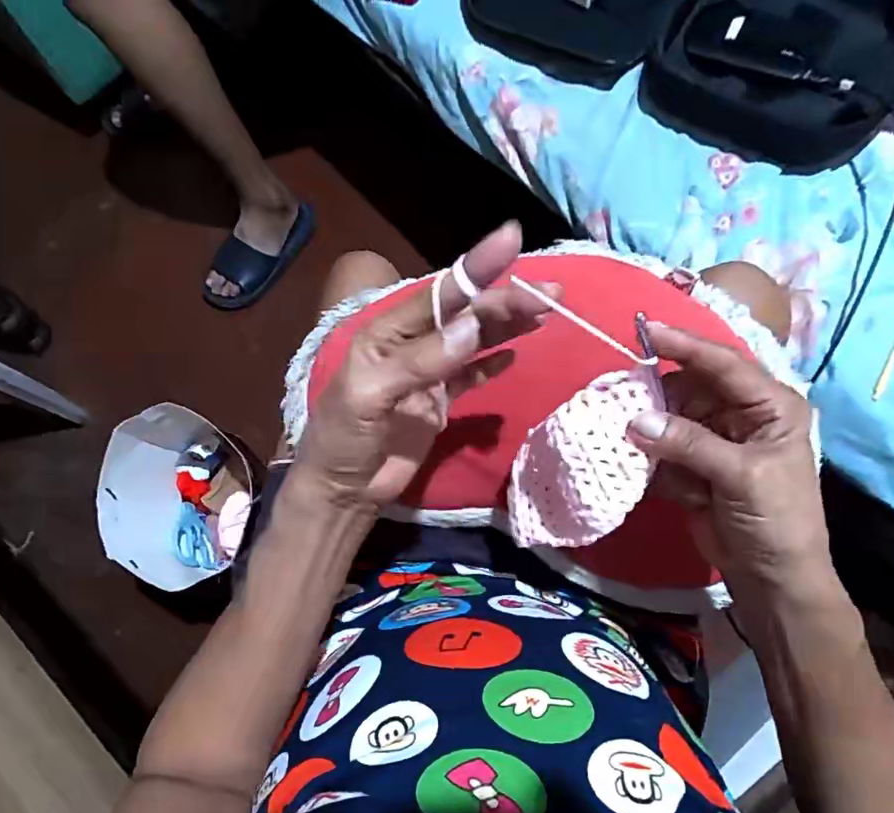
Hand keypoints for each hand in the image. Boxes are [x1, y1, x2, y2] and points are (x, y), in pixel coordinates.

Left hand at [291, 221, 555, 512]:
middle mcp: (411, 346)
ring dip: (507, 326)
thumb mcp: (369, 396)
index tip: (511, 239)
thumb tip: (472, 329)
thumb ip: (420, 362)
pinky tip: (517, 351)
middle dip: (505, 300)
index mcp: (387, 333)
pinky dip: (493, 364)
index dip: (476, 267)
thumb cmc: (343, 439)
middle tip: (552, 293)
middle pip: (465, 315)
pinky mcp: (439, 404)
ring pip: (474, 341)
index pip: (439, 294)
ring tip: (545, 312)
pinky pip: (472, 377)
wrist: (342, 491)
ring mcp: (428, 376)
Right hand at [625, 321, 831, 595]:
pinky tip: (636, 463)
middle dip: (658, 394)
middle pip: (690, 390)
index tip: (645, 330)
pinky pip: (662, 452)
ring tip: (620, 432)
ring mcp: (713, 443)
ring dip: (648, 429)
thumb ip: (690, 444)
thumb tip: (636, 420)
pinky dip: (648, 458)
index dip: (685, 346)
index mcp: (770, 406)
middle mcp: (740, 417)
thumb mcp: (741, 476)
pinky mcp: (692, 470)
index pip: (723, 365)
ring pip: (670, 421)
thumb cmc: (776, 519)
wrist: (771, 576)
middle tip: (620, 396)